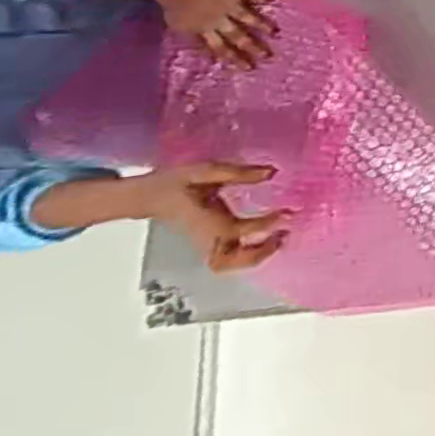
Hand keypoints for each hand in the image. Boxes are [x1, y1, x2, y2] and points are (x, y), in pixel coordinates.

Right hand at [127, 163, 289, 272]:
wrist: (147, 196)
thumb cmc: (174, 183)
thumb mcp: (205, 171)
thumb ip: (238, 172)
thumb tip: (273, 172)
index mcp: (205, 220)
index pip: (237, 230)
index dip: (264, 225)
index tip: (288, 213)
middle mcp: (205, 236)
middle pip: (227, 261)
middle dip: (257, 254)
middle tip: (284, 235)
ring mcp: (205, 243)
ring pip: (226, 264)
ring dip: (254, 258)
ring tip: (279, 239)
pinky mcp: (208, 243)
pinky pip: (227, 259)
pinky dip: (248, 256)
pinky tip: (268, 239)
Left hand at [154, 0, 278, 69]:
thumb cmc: (173, 4)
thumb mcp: (180, 25)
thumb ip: (196, 35)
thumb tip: (208, 46)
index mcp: (205, 29)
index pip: (222, 48)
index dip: (235, 58)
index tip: (249, 68)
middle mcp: (220, 19)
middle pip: (239, 36)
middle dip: (254, 47)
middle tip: (268, 56)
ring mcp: (228, 4)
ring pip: (249, 17)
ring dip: (263, 25)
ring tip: (276, 33)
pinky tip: (272, 0)